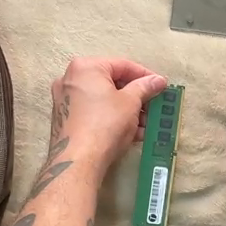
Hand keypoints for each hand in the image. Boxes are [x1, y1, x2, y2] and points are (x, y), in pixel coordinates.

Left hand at [46, 57, 168, 170]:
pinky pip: (95, 112)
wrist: (79, 160)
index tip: (160, 85)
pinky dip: (113, 118)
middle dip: (136, 96)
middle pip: (111, 83)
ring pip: (104, 99)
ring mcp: (65, 100)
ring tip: (146, 123)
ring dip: (127, 110)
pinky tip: (132, 132)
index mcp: (85, 67)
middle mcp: (70, 79)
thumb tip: (158, 80)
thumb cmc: (105, 124)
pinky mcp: (66, 119)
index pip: (122, 65)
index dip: (145, 75)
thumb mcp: (131, 102)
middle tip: (154, 105)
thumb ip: (145, 87)